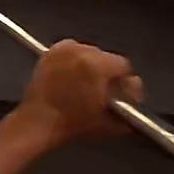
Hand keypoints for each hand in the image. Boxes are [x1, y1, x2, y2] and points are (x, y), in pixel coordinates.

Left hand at [12, 39, 142, 148]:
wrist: (38, 121)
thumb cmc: (73, 124)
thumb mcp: (111, 119)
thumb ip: (131, 100)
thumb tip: (135, 90)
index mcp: (98, 65)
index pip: (124, 65)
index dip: (125, 81)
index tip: (121, 92)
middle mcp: (81, 51)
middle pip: (106, 57)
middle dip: (107, 73)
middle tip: (102, 91)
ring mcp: (64, 50)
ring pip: (89, 53)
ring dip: (90, 66)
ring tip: (84, 85)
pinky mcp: (51, 51)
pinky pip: (72, 50)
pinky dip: (74, 60)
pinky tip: (71, 76)